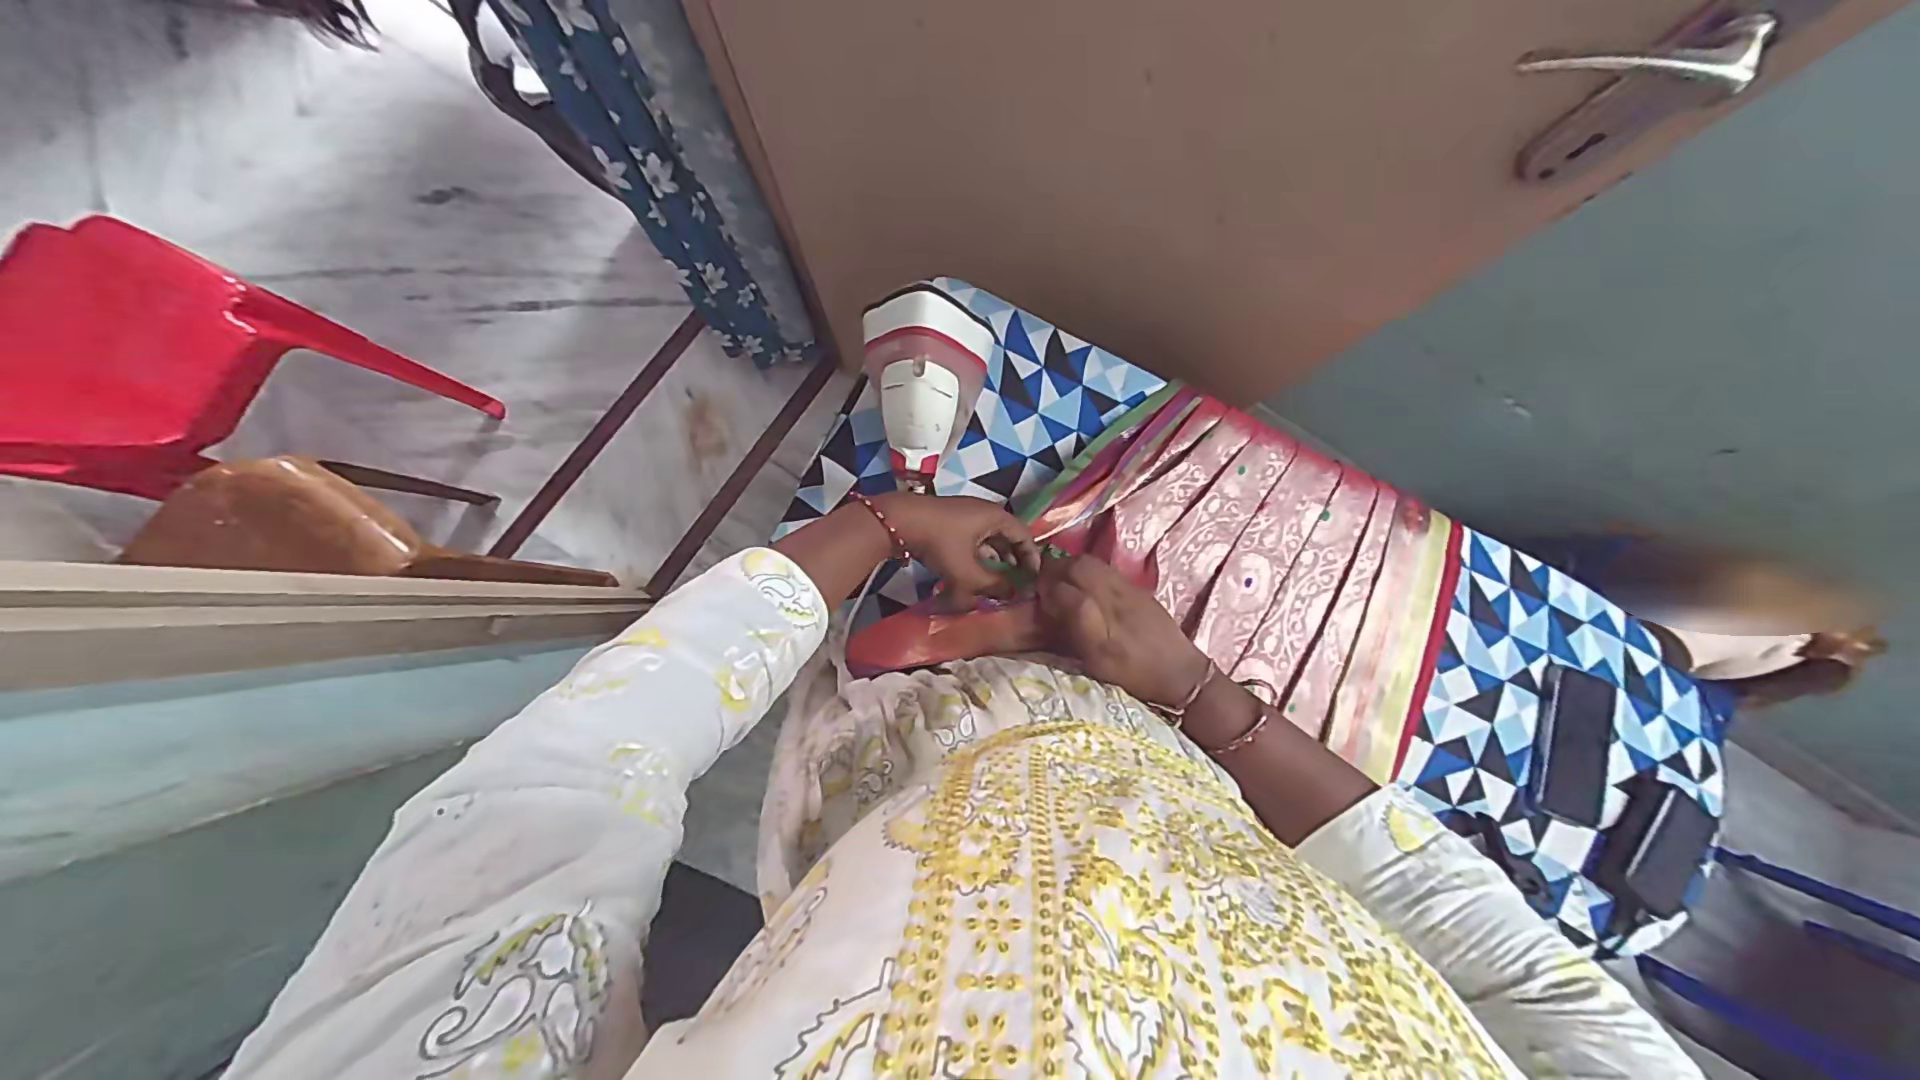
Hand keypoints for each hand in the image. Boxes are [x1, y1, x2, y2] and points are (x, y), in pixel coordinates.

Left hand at [871, 493, 1039, 607]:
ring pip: (988, 541)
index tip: (1033, 580)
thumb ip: (993, 586)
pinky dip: (976, 557)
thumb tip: (1012, 595)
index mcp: (996, 517)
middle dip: (1012, 563)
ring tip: (993, 584)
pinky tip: (969, 575)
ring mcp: (966, 515)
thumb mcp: (967, 572)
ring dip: (992, 562)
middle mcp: (985, 512)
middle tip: (1015, 585)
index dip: (1032, 559)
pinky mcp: (949, 522)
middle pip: (1007, 538)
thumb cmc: (939, 542)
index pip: (1025, 536)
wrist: (897, 521)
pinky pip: (972, 540)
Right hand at [1035, 554, 1211, 707]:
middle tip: (1044, 587)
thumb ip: (1076, 620)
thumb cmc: (1134, 672)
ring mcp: (1129, 588)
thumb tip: (1054, 595)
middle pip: (1078, 565)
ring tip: (1062, 586)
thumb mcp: (1099, 657)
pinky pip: (1106, 571)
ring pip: (1092, 564)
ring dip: (1071, 570)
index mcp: (1102, 606)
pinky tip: (1086, 590)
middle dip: (1056, 571)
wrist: (1181, 675)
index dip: (1045, 585)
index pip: (1064, 580)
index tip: (1035, 596)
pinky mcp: (1138, 591)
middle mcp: (1115, 590)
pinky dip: (1088, 573)